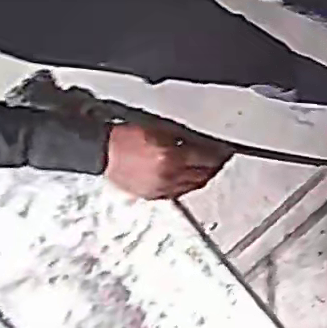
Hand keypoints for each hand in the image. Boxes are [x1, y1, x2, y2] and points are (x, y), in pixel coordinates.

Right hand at [102, 124, 229, 199]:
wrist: (99, 151)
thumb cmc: (125, 138)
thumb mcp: (161, 131)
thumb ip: (186, 139)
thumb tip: (207, 143)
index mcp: (171, 157)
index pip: (208, 158)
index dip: (220, 154)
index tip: (227, 151)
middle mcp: (168, 175)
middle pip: (205, 173)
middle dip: (216, 165)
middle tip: (221, 159)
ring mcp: (161, 188)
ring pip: (195, 185)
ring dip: (205, 176)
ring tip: (209, 168)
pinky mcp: (154, 196)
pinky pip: (181, 192)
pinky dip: (190, 185)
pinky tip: (192, 178)